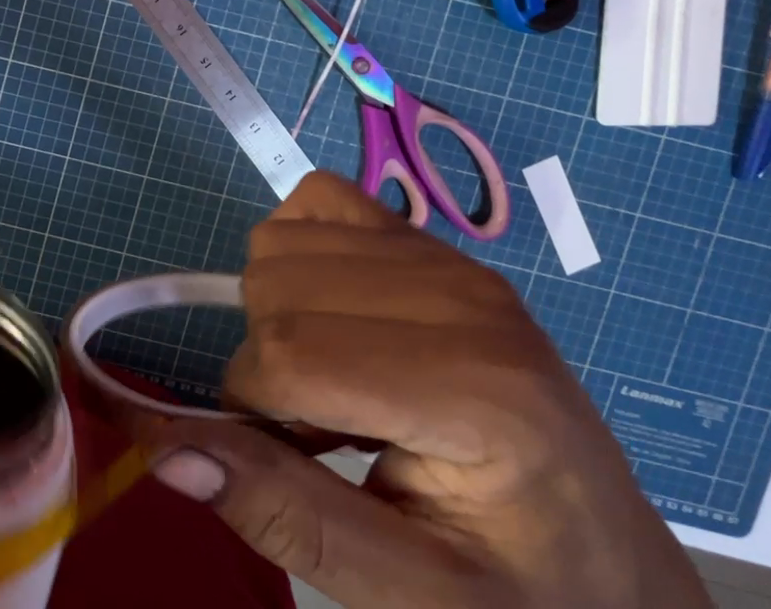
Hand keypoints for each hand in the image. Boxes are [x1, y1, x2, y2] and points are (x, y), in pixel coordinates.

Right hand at [137, 173, 711, 608]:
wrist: (608, 569)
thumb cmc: (512, 590)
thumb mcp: (405, 592)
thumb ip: (283, 514)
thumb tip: (162, 448)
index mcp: (479, 395)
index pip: (289, 355)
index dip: (253, 410)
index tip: (296, 459)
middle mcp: (468, 304)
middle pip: (274, 290)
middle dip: (263, 364)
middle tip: (318, 428)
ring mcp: (453, 263)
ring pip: (278, 244)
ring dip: (274, 314)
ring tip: (331, 380)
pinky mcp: (435, 247)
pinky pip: (316, 201)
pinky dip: (295, 252)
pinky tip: (331, 314)